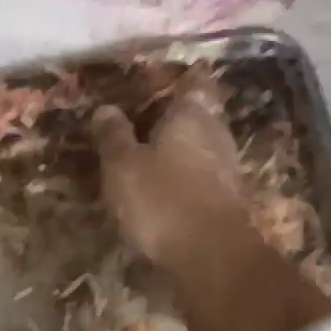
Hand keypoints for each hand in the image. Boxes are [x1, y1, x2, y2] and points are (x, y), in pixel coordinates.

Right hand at [92, 76, 253, 271]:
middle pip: (197, 113)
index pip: (191, 80)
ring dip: (178, 149)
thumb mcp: (122, 168)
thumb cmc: (161, 200)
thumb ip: (113, 137)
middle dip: (173, 117)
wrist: (208, 251)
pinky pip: (201, 174)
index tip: (154, 85)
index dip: (175, 79)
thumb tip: (104, 109)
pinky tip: (166, 190)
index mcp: (190, 113)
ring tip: (150, 160)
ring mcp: (226, 163)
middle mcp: (215, 130)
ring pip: (199, 144)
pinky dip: (184, 176)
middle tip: (143, 124)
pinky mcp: (226, 195)